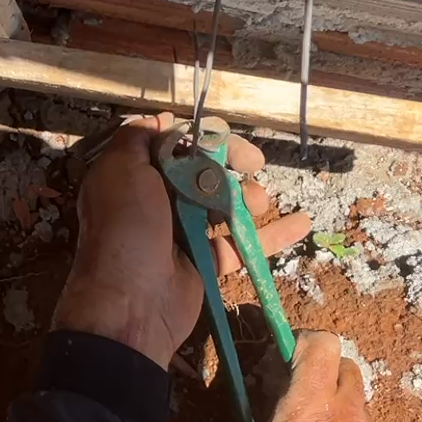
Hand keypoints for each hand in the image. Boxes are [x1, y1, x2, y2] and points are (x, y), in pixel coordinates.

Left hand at [51, 114, 310, 366]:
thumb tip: (157, 120)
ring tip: (259, 201)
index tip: (220, 135)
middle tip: (255, 163)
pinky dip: (270, 235)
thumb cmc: (126, 228)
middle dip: (232, 163)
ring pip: (223, 205)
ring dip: (248, 197)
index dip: (198, 137)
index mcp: (133, 178)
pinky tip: (301, 223)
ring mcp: (181, 234)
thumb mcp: (119, 171)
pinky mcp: (203, 263)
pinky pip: (240, 244)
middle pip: (202, 172)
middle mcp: (155, 203)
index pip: (172, 146)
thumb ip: (135, 139)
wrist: (131, 301)